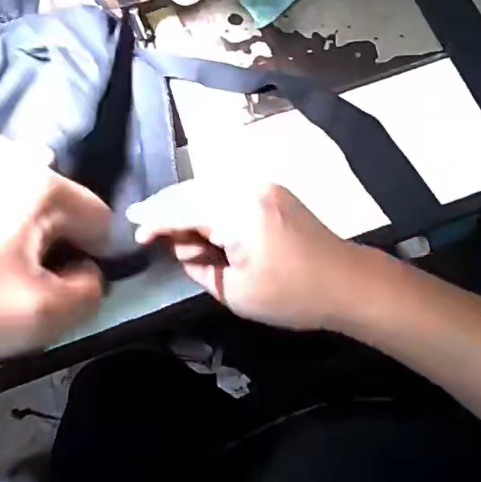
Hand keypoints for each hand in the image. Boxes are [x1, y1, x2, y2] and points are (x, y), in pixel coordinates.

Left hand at [0, 131, 115, 385]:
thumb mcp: (39, 319)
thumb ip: (89, 294)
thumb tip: (85, 274)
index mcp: (40, 179)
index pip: (101, 220)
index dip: (93, 263)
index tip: (62, 296)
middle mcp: (1, 150)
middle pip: (53, 207)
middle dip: (48, 246)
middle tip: (10, 290)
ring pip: (8, 199)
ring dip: (7, 234)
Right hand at [126, 180, 383, 330]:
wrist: (347, 282)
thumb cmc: (291, 295)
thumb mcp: (234, 292)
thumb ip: (198, 265)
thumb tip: (182, 246)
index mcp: (238, 210)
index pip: (182, 208)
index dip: (154, 218)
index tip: (133, 230)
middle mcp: (248, 187)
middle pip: (193, 191)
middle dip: (167, 209)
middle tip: (145, 229)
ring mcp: (263, 185)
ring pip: (209, 188)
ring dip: (187, 206)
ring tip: (171, 230)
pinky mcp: (273, 191)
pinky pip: (228, 191)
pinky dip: (209, 204)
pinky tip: (200, 222)